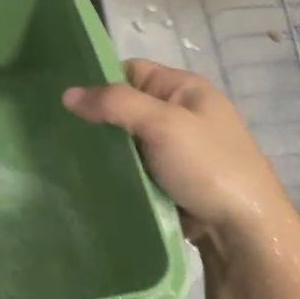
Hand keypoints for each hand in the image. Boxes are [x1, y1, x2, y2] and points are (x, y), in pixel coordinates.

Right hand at [63, 59, 296, 247]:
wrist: (242, 227)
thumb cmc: (208, 166)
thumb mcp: (163, 124)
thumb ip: (115, 104)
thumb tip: (66, 94)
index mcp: (185, 88)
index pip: (131, 71)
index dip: (99, 80)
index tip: (65, 101)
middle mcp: (179, 113)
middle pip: (125, 105)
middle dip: (95, 117)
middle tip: (58, 131)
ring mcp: (173, 147)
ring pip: (124, 138)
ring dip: (101, 147)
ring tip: (65, 155)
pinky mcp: (165, 177)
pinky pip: (131, 165)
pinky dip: (113, 169)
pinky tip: (89, 175)